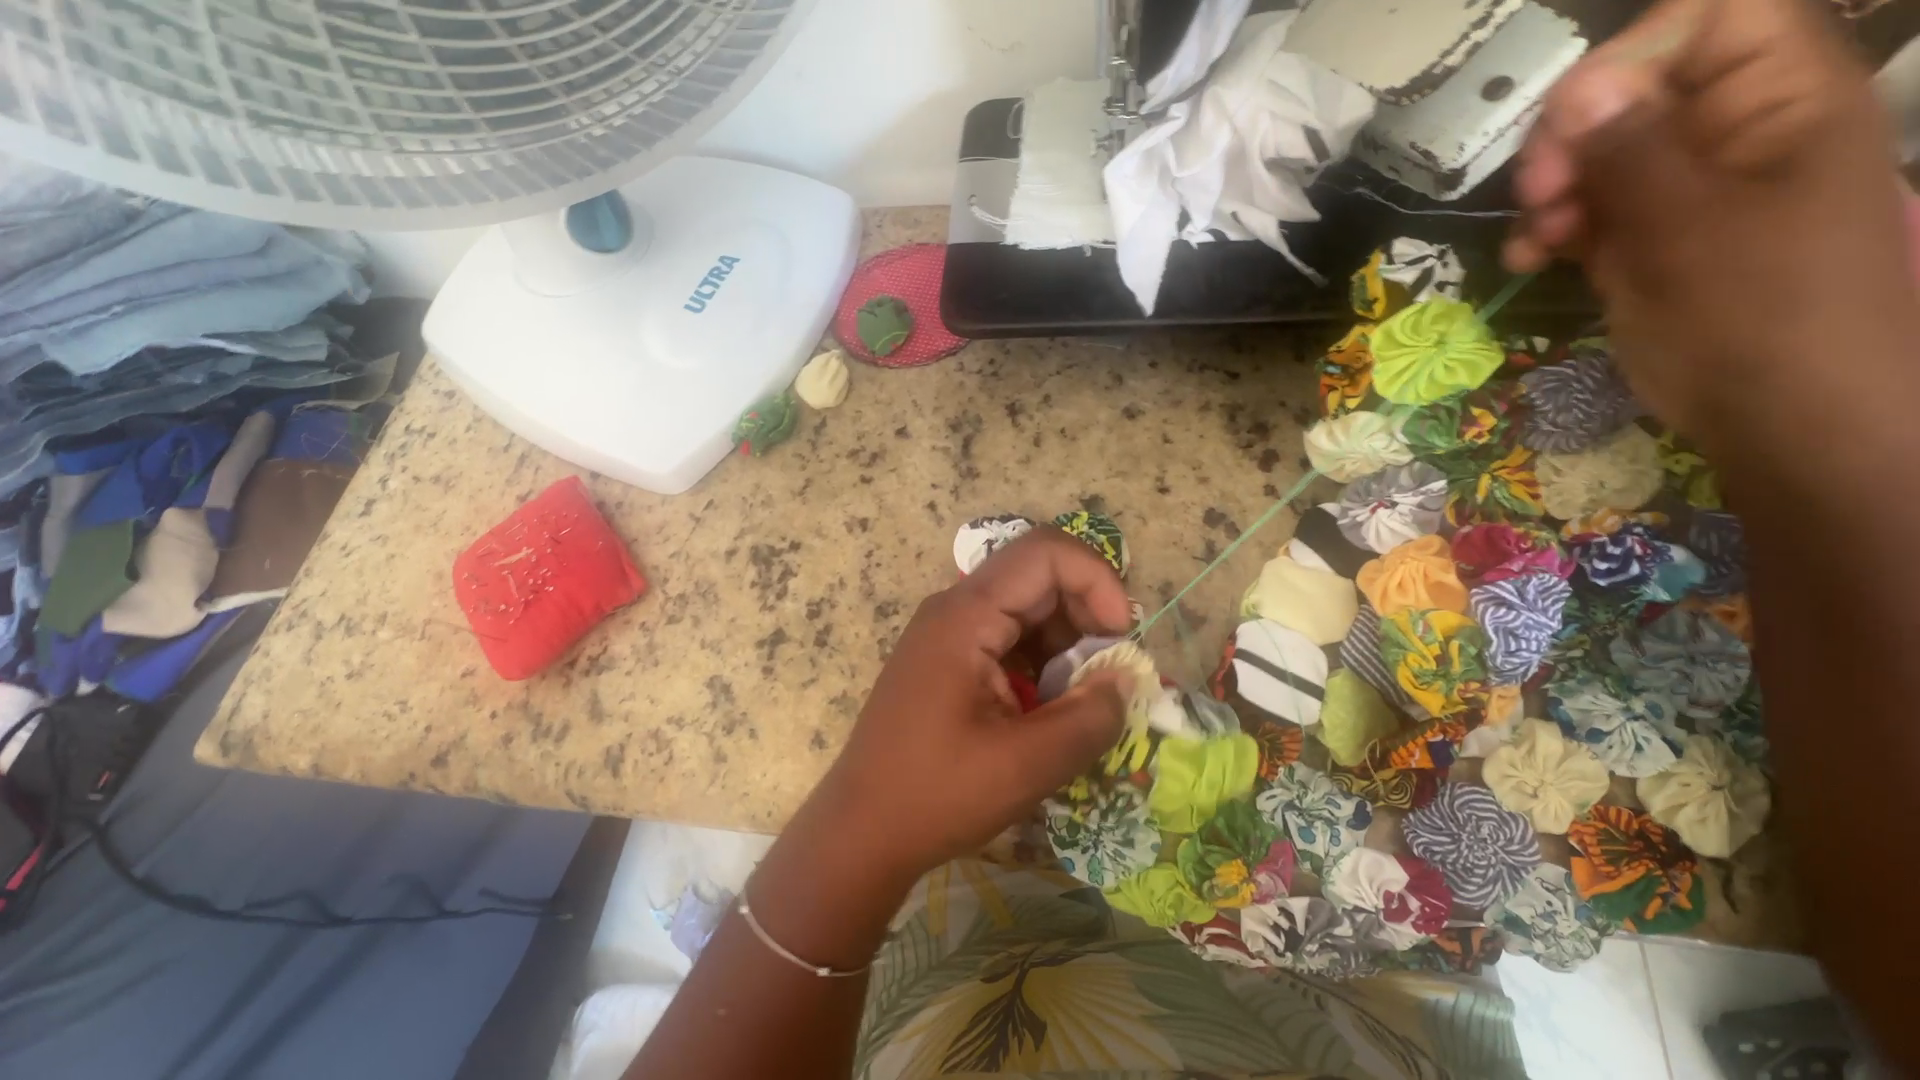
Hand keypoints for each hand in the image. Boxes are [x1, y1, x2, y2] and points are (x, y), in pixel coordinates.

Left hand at [803, 527, 1136, 884]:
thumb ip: (1089, 717)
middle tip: (1114, 672)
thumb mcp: (1026, 764)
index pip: (1045, 553)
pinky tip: (1055, 709)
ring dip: (1069, 643)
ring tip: (1087, 698)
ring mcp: (948, 636)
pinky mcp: (950, 664)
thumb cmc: (936, 795)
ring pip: (1027, 609)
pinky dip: (1044, 664)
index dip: (1096, 579)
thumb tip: (1126, 680)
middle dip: (1089, 614)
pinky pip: (1009, 641)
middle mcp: (955, 611)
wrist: (861, 832)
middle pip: (1038, 577)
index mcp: (965, 616)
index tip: (1123, 637)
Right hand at [1505, 0, 1919, 446]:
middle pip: (1636, 88)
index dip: (1633, 54)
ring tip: (1532, 238)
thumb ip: (1632, 152)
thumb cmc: (1761, 316)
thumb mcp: (1689, 227)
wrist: (1786, 421)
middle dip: (1571, 134)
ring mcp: (1687, 192)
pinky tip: (1528, 259)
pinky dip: (1551, 229)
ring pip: (1598, 155)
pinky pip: (1589, 211)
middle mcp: (1732, 134)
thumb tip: (1579, 86)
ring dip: (1550, 188)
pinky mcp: (1649, 242)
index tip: (1574, 120)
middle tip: (1538, 192)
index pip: (1710, 19)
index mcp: (1780, 102)